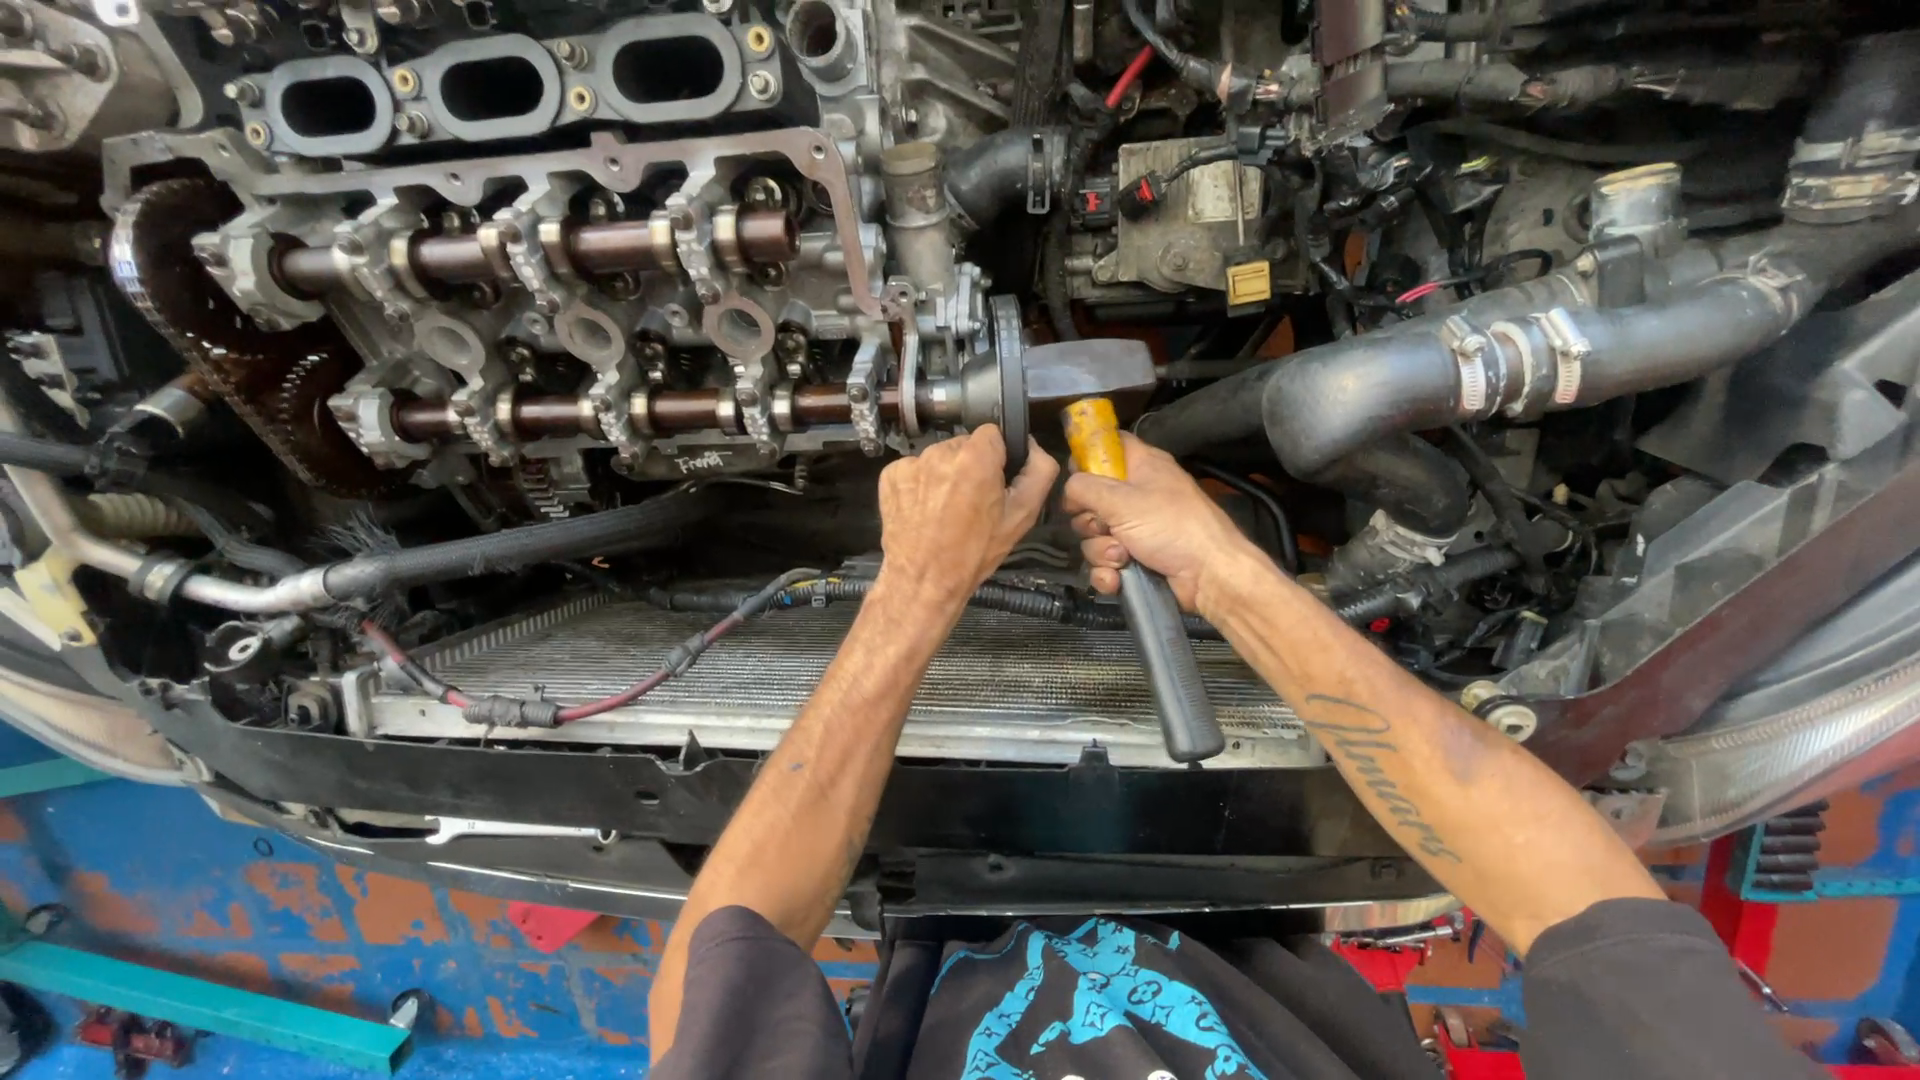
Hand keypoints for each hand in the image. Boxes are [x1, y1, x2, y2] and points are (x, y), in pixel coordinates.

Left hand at [877, 424, 1059, 610]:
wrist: (924, 580)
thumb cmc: (975, 552)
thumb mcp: (1022, 517)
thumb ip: (1039, 472)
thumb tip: (1032, 446)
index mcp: (976, 459)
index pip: (992, 433)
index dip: (997, 456)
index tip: (994, 480)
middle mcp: (940, 453)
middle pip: (964, 445)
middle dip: (970, 466)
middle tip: (971, 502)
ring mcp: (911, 464)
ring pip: (938, 458)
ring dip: (945, 476)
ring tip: (945, 510)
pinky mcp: (890, 476)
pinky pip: (914, 470)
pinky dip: (920, 485)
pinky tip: (925, 511)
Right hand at [1061, 432, 1262, 614]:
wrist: (1209, 576)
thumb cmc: (1171, 527)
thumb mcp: (1122, 500)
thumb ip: (1085, 487)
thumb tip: (1069, 488)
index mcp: (1143, 466)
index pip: (1109, 445)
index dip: (1087, 457)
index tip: (1075, 477)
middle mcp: (1139, 493)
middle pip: (1092, 498)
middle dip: (1090, 520)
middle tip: (1103, 526)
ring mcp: (1139, 528)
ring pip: (1096, 535)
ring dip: (1101, 551)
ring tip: (1121, 557)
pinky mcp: (1138, 558)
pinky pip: (1106, 562)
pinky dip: (1108, 572)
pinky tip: (1117, 578)